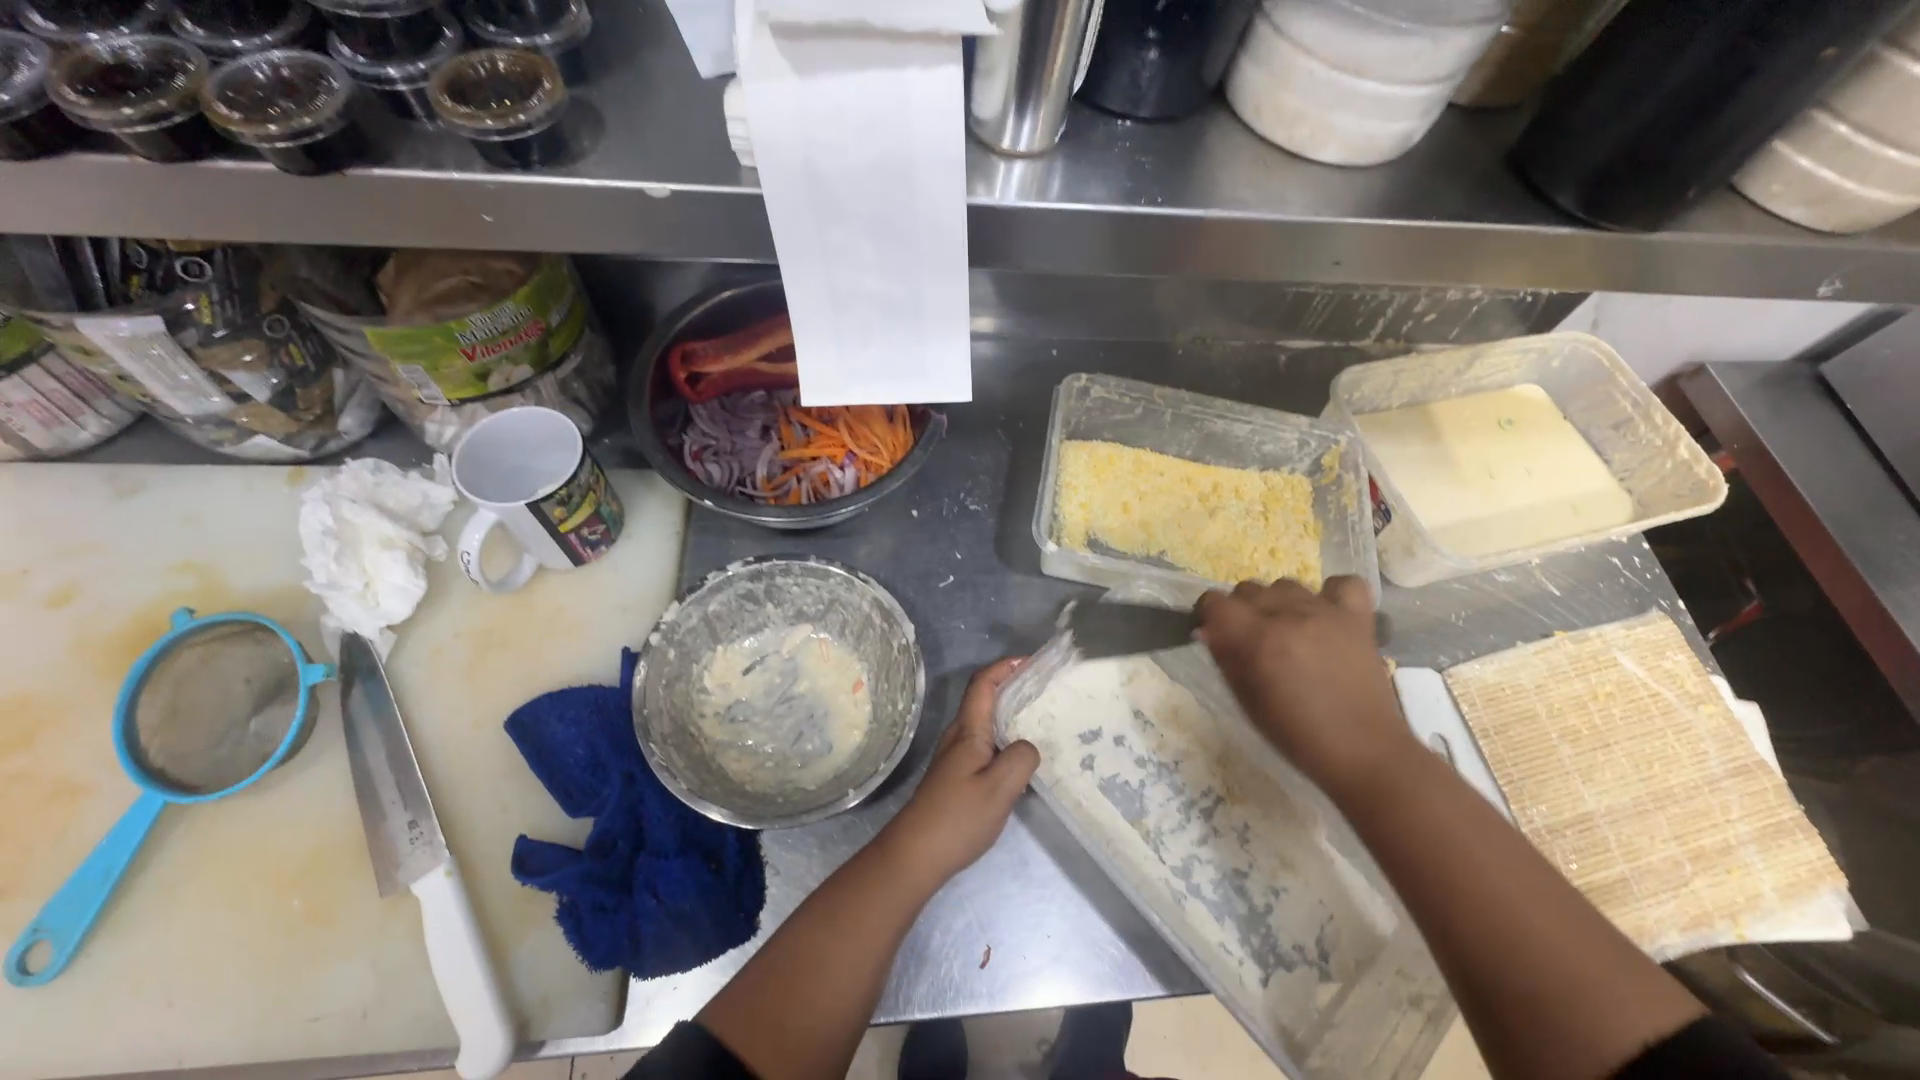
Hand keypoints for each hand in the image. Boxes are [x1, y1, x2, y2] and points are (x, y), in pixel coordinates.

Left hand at [878, 658, 1039, 886]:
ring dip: (1011, 714)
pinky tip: (1023, 756)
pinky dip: (1006, 738)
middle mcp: (959, 737)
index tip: (1033, 662)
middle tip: (1048, 690)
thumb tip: (1027, 745)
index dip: (1006, 667)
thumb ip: (1020, 758)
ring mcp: (956, 757)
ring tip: (1043, 719)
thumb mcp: (999, 788)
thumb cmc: (957, 818)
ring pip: (986, 723)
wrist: (915, 855)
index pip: (983, 684)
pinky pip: (985, 744)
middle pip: (984, 699)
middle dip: (1013, 687)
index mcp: (968, 731)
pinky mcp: (957, 776)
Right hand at [1195, 577, 1415, 798]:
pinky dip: (1329, 595)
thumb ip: (1225, 658)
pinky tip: (1325, 616)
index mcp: (1258, 640)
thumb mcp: (1246, 701)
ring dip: (1279, 604)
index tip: (1215, 633)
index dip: (1210, 615)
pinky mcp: (1358, 617)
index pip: (1215, 602)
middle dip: (1242, 611)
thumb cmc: (1296, 734)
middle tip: (1252, 640)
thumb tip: (1208, 629)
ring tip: (1289, 631)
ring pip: (1286, 584)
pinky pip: (1341, 584)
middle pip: (1248, 589)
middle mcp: (1290, 616)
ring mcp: (1327, 613)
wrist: (1362, 750)